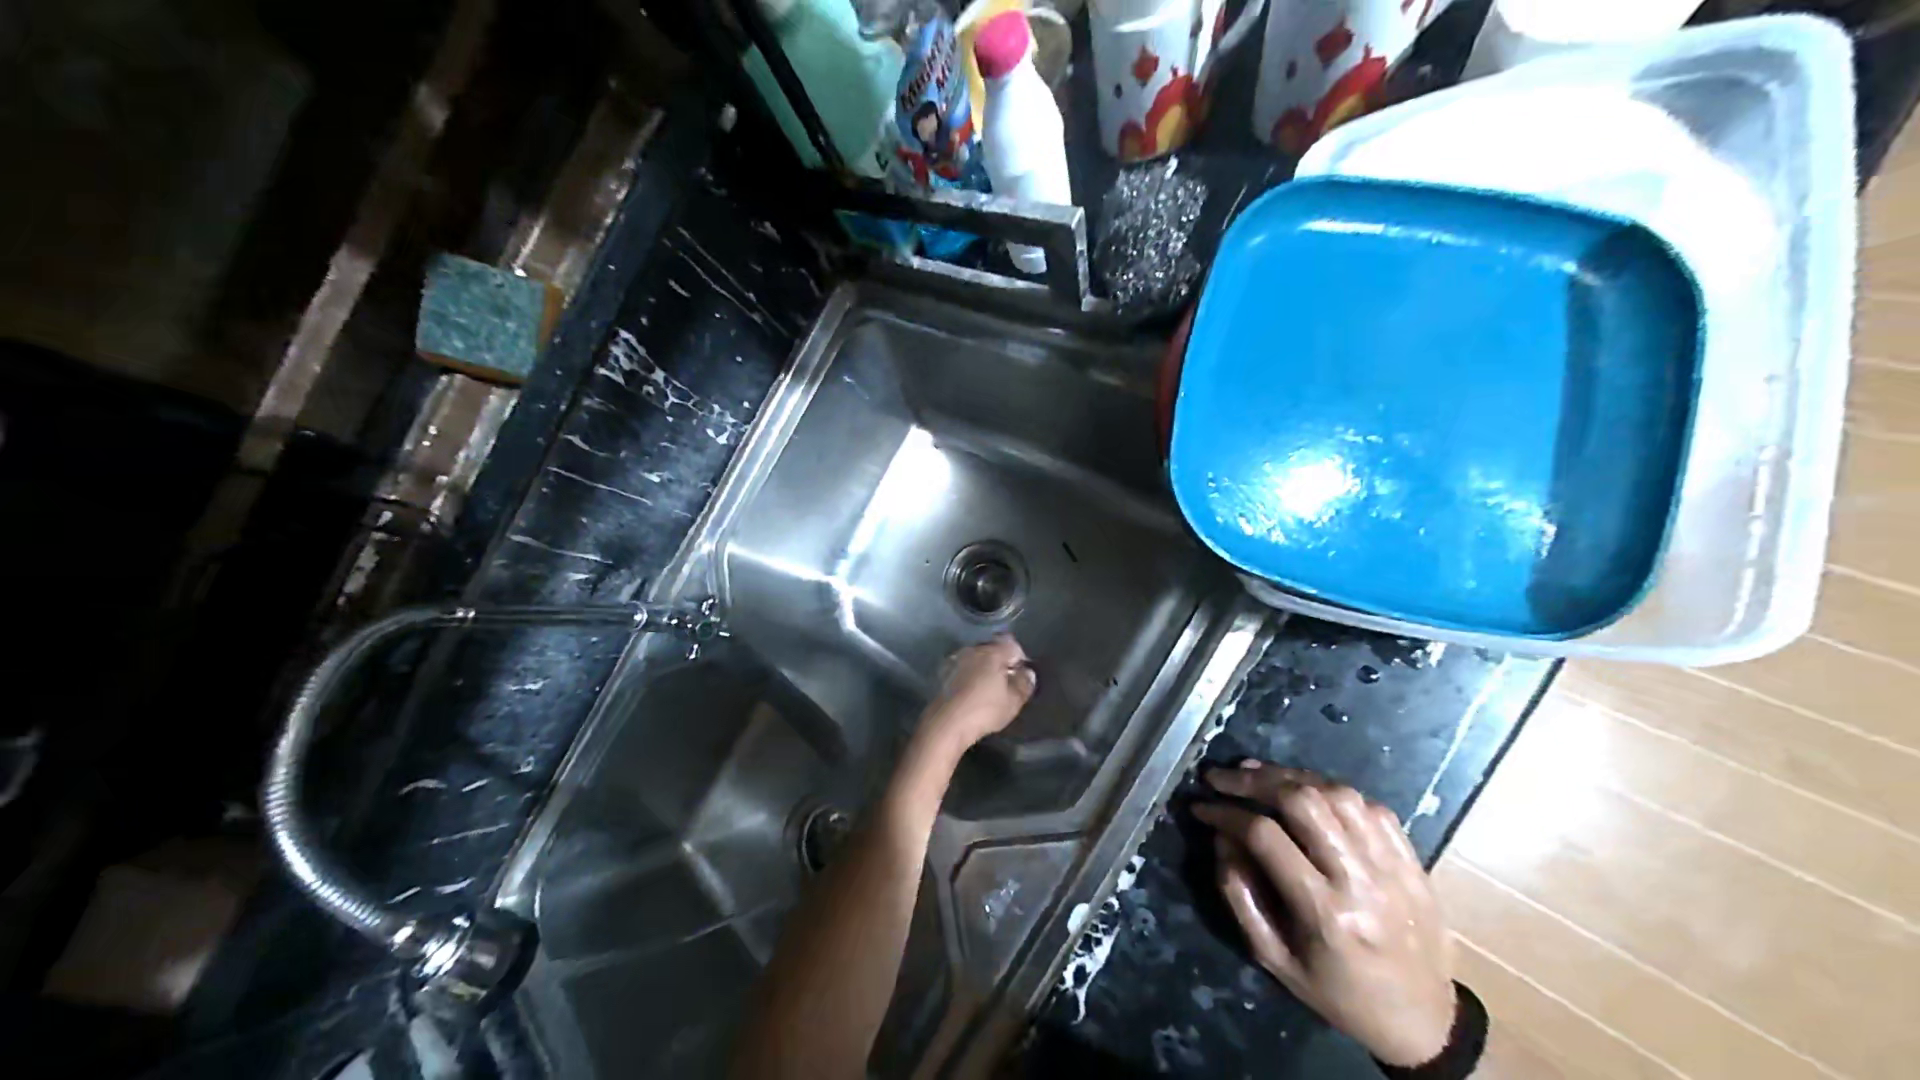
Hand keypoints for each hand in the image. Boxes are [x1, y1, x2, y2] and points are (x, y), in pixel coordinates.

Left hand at [918, 635, 1036, 752]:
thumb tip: (1027, 672)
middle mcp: (973, 649)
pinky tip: (970, 692)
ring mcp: (955, 659)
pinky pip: (962, 668)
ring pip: (975, 657)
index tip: (1020, 673)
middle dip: (1000, 661)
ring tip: (987, 688)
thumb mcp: (1013, 701)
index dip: (1018, 656)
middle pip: (991, 648)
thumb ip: (1024, 684)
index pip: (1011, 643)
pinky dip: (968, 675)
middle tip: (1006, 682)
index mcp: (993, 652)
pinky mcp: (943, 673)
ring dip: (982, 668)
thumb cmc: (985, 710)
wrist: (946, 723)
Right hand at [1193, 763, 1454, 1067]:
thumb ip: (1239, 895)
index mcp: (1324, 912)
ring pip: (1337, 793)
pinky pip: (1370, 805)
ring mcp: (1392, 865)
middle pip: (1303, 801)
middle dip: (1254, 781)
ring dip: (1291, 778)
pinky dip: (1332, 791)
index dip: (1225, 813)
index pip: (1265, 835)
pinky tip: (1309, 795)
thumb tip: (1222, 837)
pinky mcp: (1412, 860)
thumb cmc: (1337, 992)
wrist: (1423, 1021)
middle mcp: (1361, 879)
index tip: (1202, 806)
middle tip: (1223, 778)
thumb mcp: (1274, 958)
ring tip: (1260, 777)